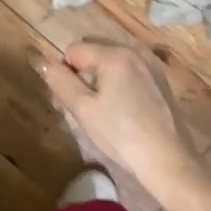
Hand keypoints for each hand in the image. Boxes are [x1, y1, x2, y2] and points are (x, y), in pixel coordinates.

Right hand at [41, 39, 198, 199]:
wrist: (168, 162)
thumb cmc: (121, 135)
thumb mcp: (83, 109)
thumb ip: (60, 81)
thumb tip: (42, 61)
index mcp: (114, 55)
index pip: (74, 50)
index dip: (65, 72)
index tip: (70, 100)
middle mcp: (135, 51)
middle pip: (94, 48)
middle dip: (82, 69)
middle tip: (83, 104)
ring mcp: (151, 65)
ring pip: (113, 60)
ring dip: (101, 75)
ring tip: (103, 108)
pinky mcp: (161, 81)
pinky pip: (130, 70)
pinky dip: (120, 81)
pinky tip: (124, 109)